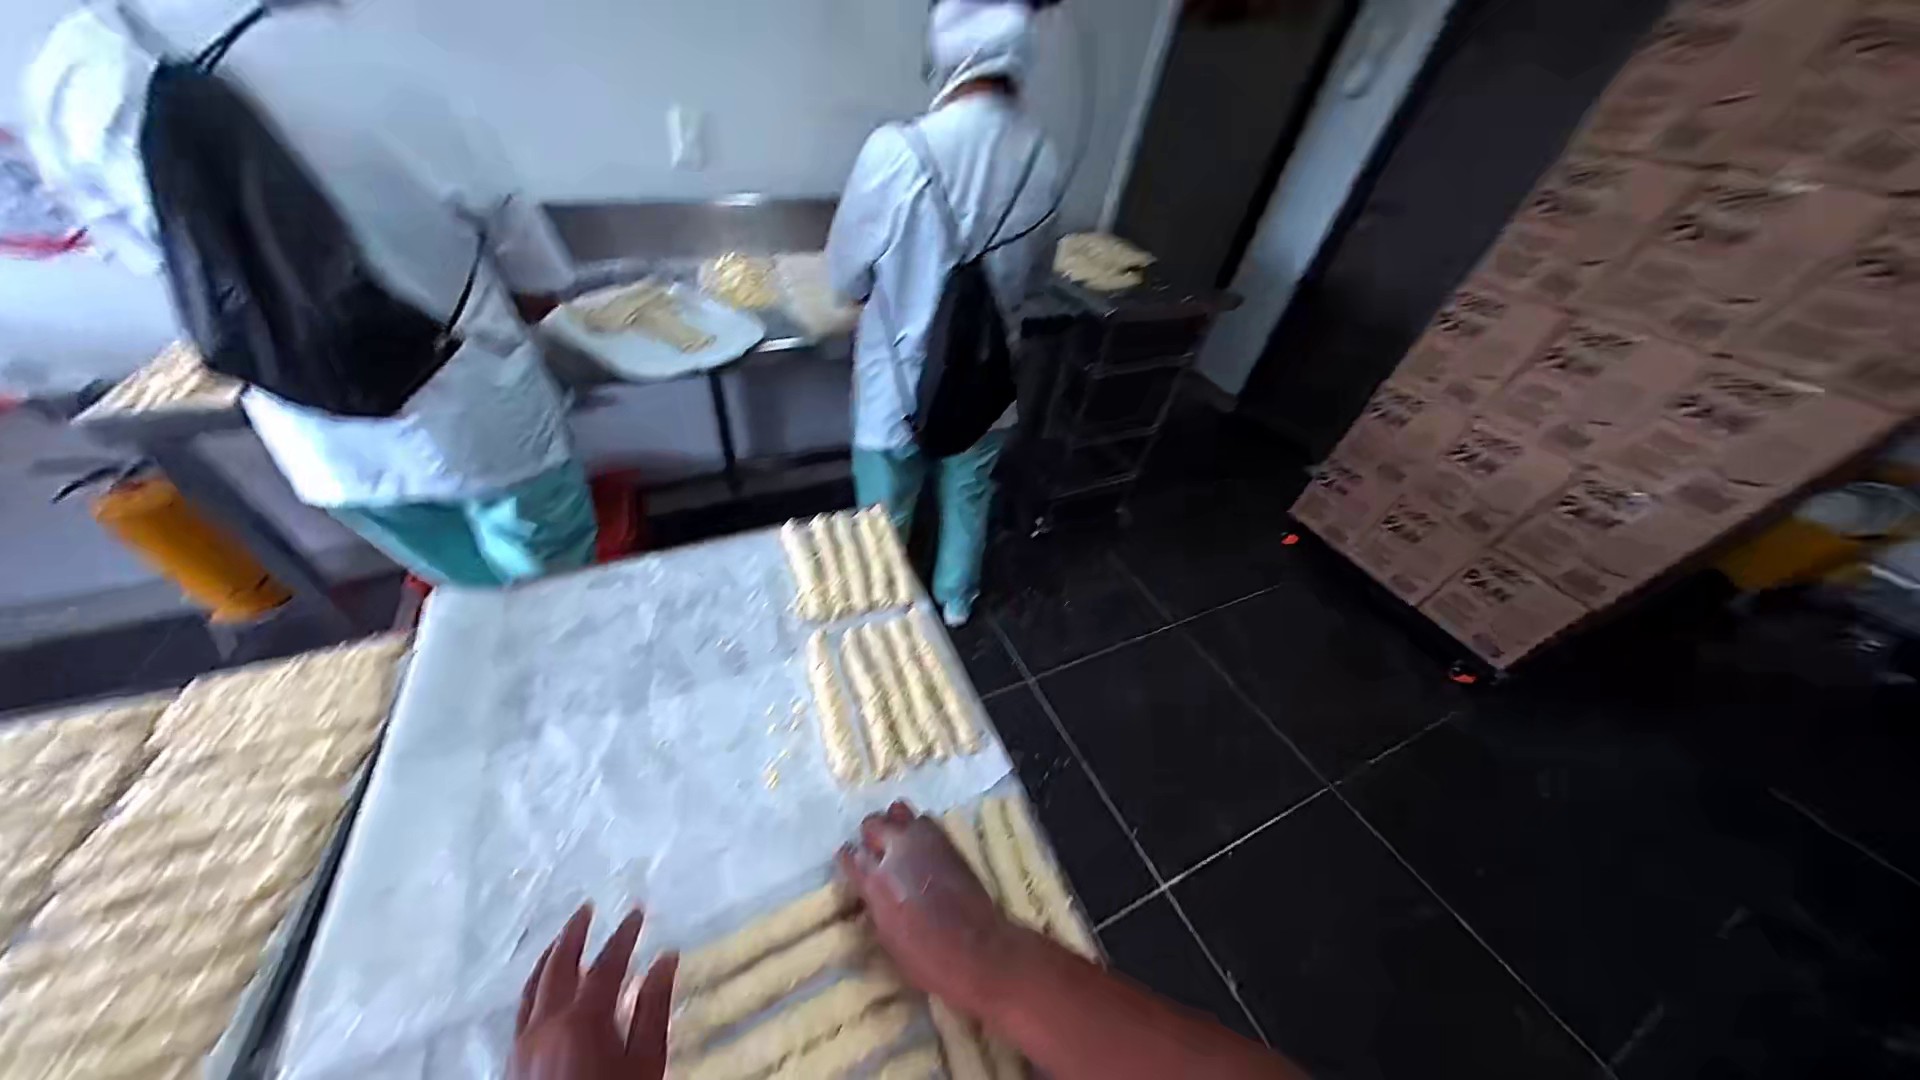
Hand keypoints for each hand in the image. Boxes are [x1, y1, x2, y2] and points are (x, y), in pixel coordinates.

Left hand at [511, 904, 678, 1079]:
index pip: (607, 963)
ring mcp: (523, 1048)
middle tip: (588, 908)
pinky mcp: (512, 1067)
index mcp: (581, 1021)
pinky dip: (537, 986)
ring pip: (532, 989)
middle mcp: (544, 1027)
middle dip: (575, 934)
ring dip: (551, 957)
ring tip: (565, 938)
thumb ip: (653, 1007)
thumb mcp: (646, 1062)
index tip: (638, 912)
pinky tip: (549, 987)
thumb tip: (665, 958)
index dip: (624, 935)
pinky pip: (522, 1011)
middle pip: (558, 968)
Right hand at [837, 801, 1025, 1016]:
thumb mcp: (885, 934)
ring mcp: (924, 839)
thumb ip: (874, 900)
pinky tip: (920, 845)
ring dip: (896, 823)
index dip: (848, 858)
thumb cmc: (926, 957)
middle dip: (870, 833)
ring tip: (899, 840)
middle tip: (875, 848)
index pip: (850, 856)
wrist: (977, 950)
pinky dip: (918, 828)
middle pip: (873, 823)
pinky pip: (924, 820)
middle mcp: (896, 851)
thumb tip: (870, 886)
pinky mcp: (947, 838)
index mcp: (875, 880)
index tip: (850, 861)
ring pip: (899, 811)